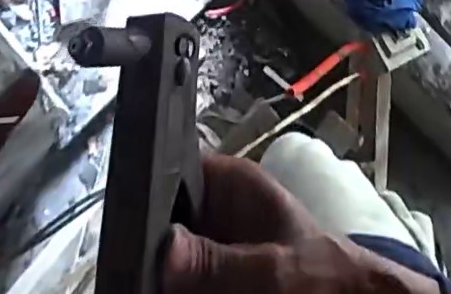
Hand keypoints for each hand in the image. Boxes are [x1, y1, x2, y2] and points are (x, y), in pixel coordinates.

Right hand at [163, 154, 440, 293]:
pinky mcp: (212, 278)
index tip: (126, 233)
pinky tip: (174, 292)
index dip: (146, 197)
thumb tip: (165, 250)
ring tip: (155, 287)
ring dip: (163, 280)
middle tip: (138, 278)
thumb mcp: (274, 269)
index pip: (173, 169)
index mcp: (230, 183)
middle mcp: (213, 210)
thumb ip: (220, 262)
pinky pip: (181, 283)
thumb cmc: (324, 275)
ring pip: (166, 262)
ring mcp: (211, 247)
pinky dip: (176, 289)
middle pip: (159, 226)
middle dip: (151, 257)